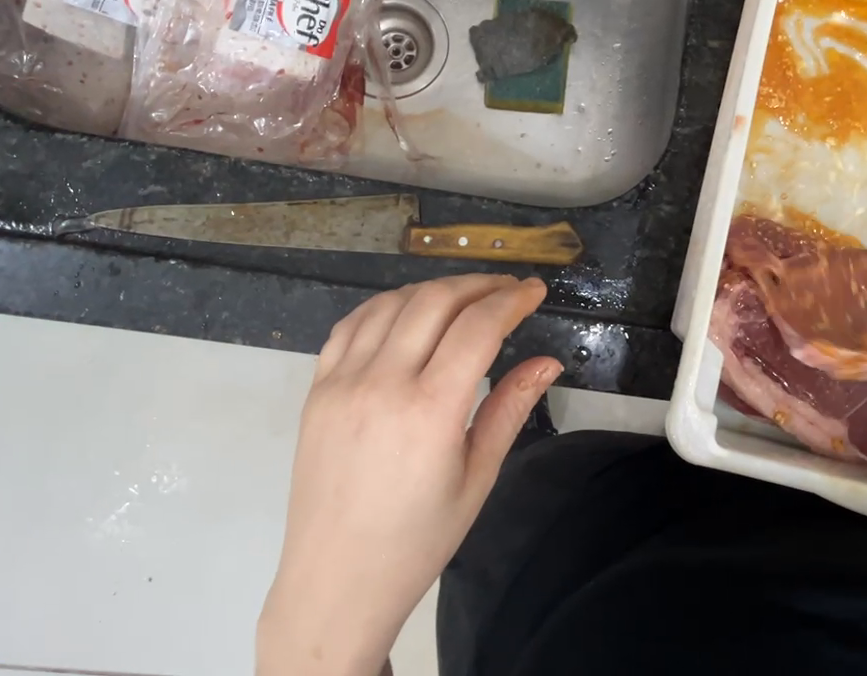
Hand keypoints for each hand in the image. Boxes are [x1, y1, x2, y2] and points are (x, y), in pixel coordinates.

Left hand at [257, 275, 561, 675]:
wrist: (335, 581)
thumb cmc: (417, 539)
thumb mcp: (477, 477)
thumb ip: (510, 408)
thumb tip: (549, 362)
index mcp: (430, 410)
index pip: (478, 327)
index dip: (512, 299)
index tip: (535, 290)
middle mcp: (383, 383)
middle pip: (436, 300)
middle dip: (479, 286)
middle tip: (507, 290)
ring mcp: (342, 382)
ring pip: (393, 303)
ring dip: (435, 290)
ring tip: (465, 298)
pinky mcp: (317, 389)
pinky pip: (352, 325)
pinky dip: (387, 306)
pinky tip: (409, 312)